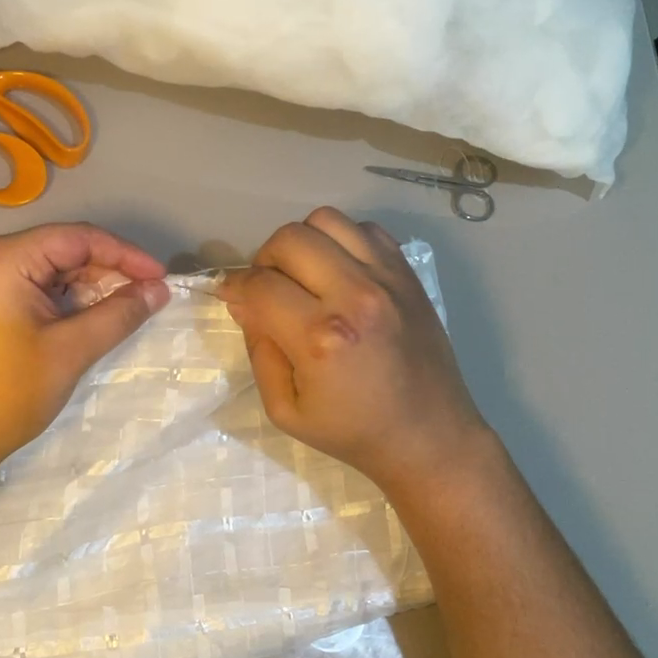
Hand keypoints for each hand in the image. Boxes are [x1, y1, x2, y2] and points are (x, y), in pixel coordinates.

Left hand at [0, 223, 169, 473]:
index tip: (161, 279)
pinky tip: (91, 318)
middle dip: (107, 271)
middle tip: (147, 297)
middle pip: (62, 250)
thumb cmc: (8, 393)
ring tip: (126, 310)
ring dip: (88, 288)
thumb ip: (119, 313)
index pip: (77, 238)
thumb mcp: (71, 350)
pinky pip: (32, 287)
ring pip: (49, 270)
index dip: (125, 255)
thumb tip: (159, 290)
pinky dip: (64, 300)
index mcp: (3, 258)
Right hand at [219, 208, 489, 493]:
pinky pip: (366, 229)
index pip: (259, 284)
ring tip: (304, 275)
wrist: (427, 436)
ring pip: (327, 220)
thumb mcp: (285, 409)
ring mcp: (387, 279)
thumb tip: (243, 302)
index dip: (235, 286)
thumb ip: (259, 350)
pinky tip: (339, 272)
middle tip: (269, 290)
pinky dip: (342, 241)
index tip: (230, 296)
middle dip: (266, 260)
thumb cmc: (351, 432)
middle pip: (290, 239)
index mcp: (320, 338)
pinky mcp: (408, 275)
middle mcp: (354, 296)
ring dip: (303, 243)